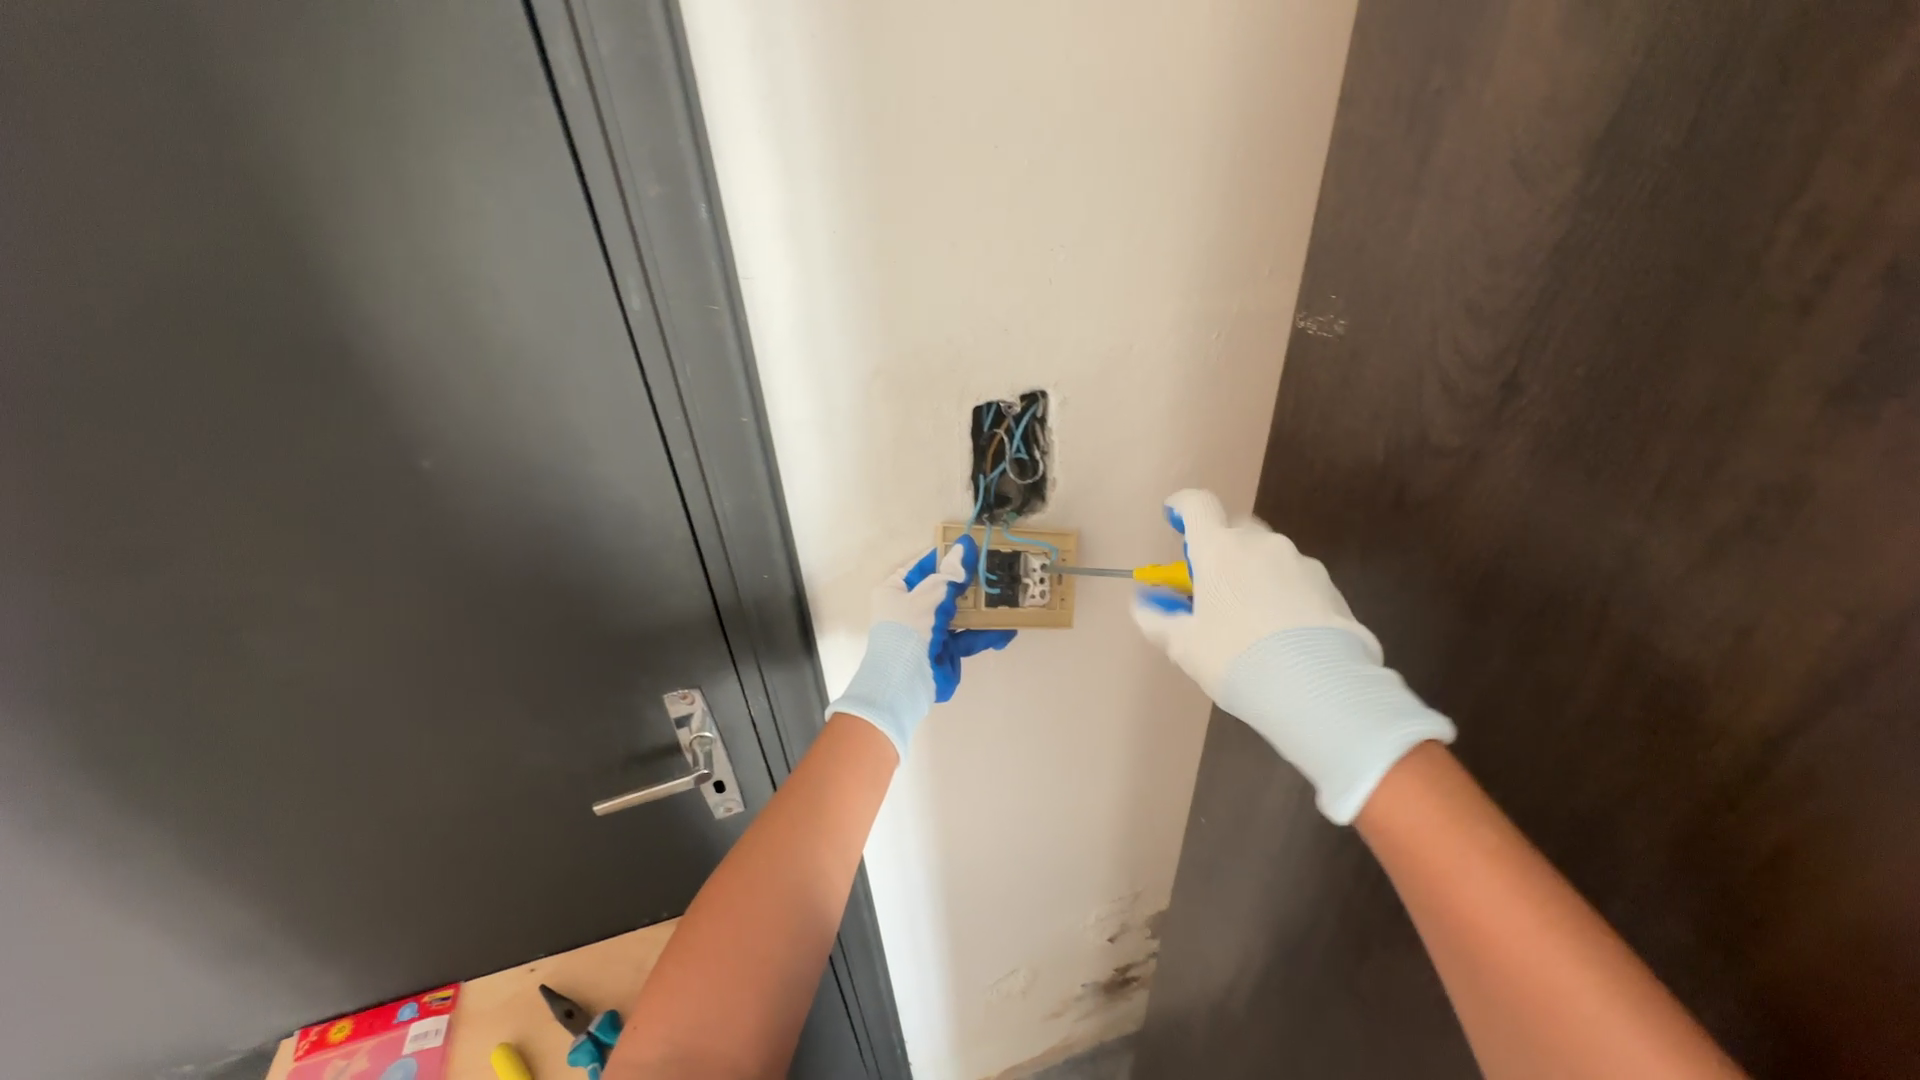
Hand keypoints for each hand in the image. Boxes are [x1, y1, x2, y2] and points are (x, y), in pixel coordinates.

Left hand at [828, 535, 1016, 756]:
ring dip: (980, 609)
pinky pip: (965, 637)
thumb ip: (950, 574)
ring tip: (1007, 599)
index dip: (944, 557)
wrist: (903, 683)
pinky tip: (1006, 630)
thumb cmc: (908, 629)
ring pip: (957, 614)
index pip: (921, 567)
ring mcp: (927, 631)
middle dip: (969, 584)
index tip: (970, 548)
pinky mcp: (943, 650)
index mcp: (895, 591)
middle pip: (942, 590)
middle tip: (994, 571)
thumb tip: (964, 546)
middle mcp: (909, 609)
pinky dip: (983, 634)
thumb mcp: (929, 595)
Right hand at [1131, 489, 1454, 822]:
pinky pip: (1297, 581)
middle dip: (1222, 548)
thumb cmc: (1234, 658)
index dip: (1183, 506)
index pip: (1197, 506)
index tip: (1174, 517)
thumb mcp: (1184, 646)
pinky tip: (1283, 631)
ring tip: (1252, 618)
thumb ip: (1158, 620)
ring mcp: (1301, 563)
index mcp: (1219, 550)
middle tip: (1213, 584)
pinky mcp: (1331, 587)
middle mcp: (1261, 545)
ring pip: (1269, 557)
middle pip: (1236, 530)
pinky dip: (1285, 594)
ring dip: (1256, 574)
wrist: (1315, 685)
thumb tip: (1142, 605)